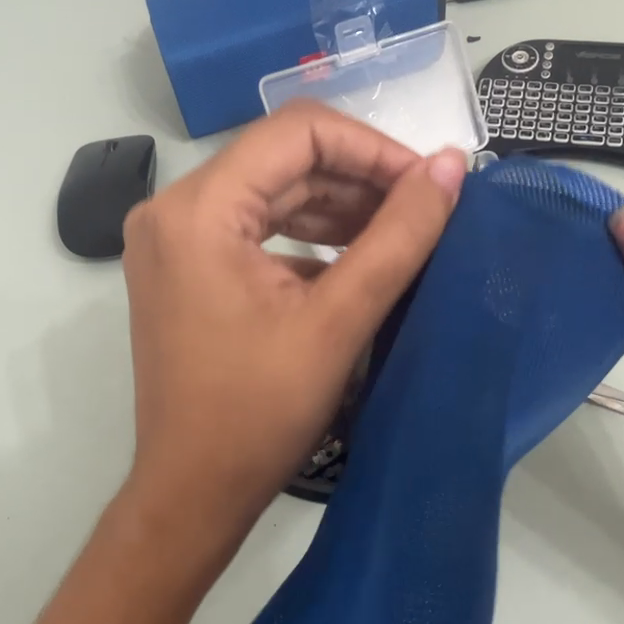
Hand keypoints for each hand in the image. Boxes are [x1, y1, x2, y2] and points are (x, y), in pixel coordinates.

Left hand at [120, 102, 467, 532]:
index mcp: (198, 210)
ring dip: (336, 212)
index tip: (428, 185)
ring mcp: (172, 245)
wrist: (193, 491)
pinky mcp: (183, 276)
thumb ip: (399, 238)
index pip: (297, 132)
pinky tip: (352, 269)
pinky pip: (252, 236)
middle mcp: (173, 212)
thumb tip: (452, 166)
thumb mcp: (337, 322)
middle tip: (423, 215)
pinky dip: (305, 244)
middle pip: (282, 162)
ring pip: (269, 198)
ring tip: (398, 240)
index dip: (373, 148)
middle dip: (358, 181)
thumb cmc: (259, 414)